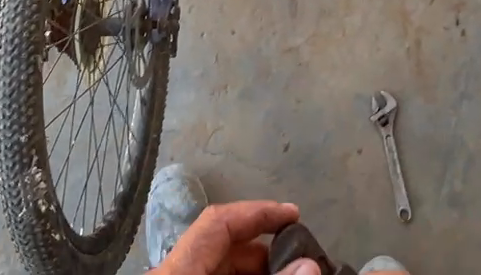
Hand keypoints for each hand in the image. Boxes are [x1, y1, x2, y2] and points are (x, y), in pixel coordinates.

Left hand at [150, 200, 319, 274]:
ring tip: (286, 273)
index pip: (218, 220)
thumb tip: (309, 264)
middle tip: (297, 258)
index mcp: (176, 269)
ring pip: (217, 266)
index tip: (293, 214)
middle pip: (221, 244)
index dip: (258, 211)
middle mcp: (171, 270)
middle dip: (263, 248)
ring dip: (255, 269)